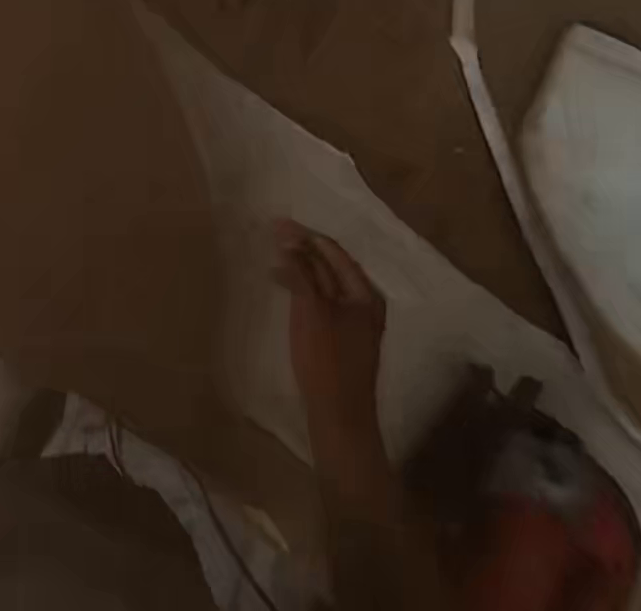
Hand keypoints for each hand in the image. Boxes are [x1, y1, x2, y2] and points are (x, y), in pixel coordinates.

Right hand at [273, 220, 385, 453]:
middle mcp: (366, 303)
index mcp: (365, 293)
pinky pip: (324, 301)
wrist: (339, 417)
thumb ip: (302, 273)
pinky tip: (288, 289)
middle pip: (332, 266)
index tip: (279, 223)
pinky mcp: (343, 338)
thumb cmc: (326, 360)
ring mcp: (356, 322)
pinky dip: (305, 290)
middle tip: (274, 235)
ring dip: (302, 269)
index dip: (306, 235)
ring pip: (326, 284)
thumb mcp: (310, 311)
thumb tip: (290, 238)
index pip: (334, 251)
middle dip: (303, 249)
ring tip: (274, 261)